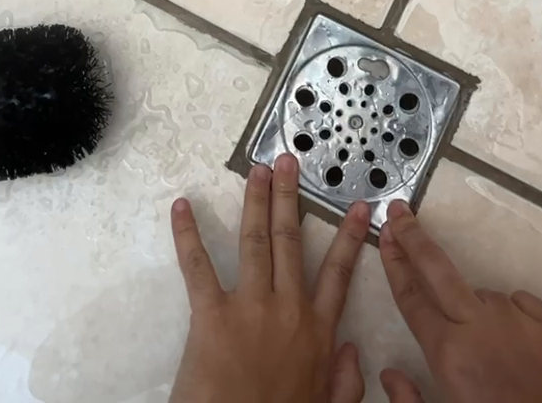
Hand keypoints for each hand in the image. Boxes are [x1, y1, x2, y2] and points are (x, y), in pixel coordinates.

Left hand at [169, 154, 372, 402]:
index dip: (349, 237)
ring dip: (256, 200)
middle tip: (288, 160)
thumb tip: (354, 349)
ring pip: (256, 239)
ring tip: (257, 169)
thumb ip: (345, 383)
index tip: (359, 206)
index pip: (338, 274)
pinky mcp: (211, 315)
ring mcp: (249, 307)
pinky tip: (182, 207)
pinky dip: (187, 235)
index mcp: (316, 332)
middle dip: (290, 197)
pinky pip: (198, 267)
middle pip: (291, 241)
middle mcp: (287, 308)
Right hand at [378, 201, 541, 402]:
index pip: (411, 297)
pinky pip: (517, 304)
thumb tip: (390, 373)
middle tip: (400, 210)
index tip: (385, 235)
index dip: (394, 263)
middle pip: (437, 267)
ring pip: (482, 295)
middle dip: (414, 236)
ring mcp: (516, 318)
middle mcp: (478, 325)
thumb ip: (411, 401)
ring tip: (487, 351)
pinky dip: (509, 316)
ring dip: (473, 308)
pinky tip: (514, 343)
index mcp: (449, 353)